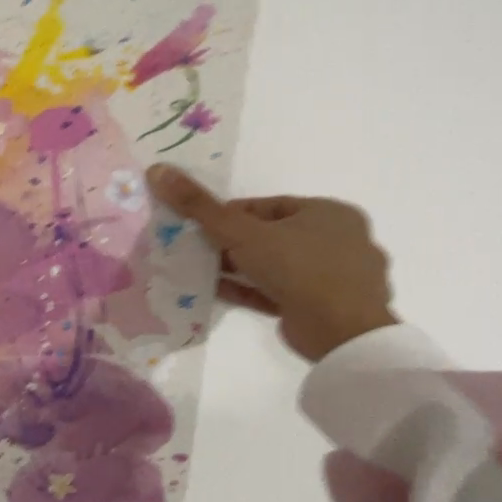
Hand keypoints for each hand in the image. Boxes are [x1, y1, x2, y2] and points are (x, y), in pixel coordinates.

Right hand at [147, 165, 396, 361]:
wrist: (342, 333)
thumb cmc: (297, 268)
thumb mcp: (238, 231)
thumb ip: (198, 204)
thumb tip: (158, 169)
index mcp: (331, 214)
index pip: (265, 207)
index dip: (227, 216)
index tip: (201, 229)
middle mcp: (343, 240)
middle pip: (270, 235)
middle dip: (232, 243)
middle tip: (198, 250)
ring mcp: (340, 276)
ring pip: (276, 264)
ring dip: (239, 267)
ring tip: (203, 271)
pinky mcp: (331, 305)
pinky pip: (282, 290)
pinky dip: (251, 288)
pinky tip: (218, 291)